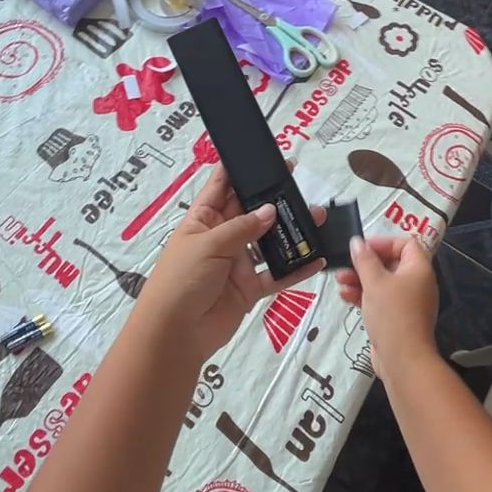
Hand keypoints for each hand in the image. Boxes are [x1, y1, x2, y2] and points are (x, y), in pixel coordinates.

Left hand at [136, 165, 324, 364]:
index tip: (262, 156)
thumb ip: (242, 227)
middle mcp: (222, 237)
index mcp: (203, 220)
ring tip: (317, 217)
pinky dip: (296, 269)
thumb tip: (271, 210)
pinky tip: (316, 259)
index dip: (238, 171)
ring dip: (290, 231)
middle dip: (272, 198)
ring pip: (269, 242)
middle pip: (251, 212)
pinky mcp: (250, 288)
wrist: (175, 335)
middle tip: (298, 183)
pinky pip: (277, 275)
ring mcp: (237, 263)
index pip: (221, 187)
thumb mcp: (208, 244)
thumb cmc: (181, 280)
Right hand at [336, 236, 440, 382]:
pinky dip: (364, 295)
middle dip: (366, 263)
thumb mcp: (374, 282)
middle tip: (346, 263)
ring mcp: (407, 302)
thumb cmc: (392, 314)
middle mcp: (417, 283)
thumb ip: (364, 259)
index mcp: (419, 269)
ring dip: (360, 279)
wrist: (402, 360)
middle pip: (391, 263)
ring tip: (340, 280)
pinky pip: (380, 299)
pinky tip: (345, 296)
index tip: (363, 247)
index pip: (405, 243)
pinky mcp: (397, 318)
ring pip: (383, 282)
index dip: (384, 242)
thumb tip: (357, 242)